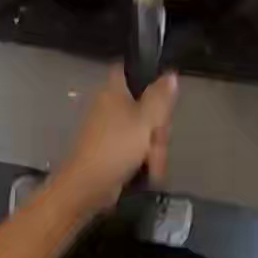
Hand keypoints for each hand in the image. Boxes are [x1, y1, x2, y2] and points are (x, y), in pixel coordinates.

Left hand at [52, 67, 179, 212]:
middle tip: (158, 141)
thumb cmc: (116, 147)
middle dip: (157, 128)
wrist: (87, 186)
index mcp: (113, 91)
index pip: (128, 70)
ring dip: (153, 149)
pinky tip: (148, 173)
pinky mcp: (110, 150)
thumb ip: (160, 97)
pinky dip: (143, 160)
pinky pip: (134, 148)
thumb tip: (170, 74)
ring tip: (153, 165)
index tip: (163, 96)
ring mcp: (108, 129)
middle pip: (144, 106)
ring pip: (143, 130)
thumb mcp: (145, 120)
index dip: (146, 77)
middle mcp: (109, 106)